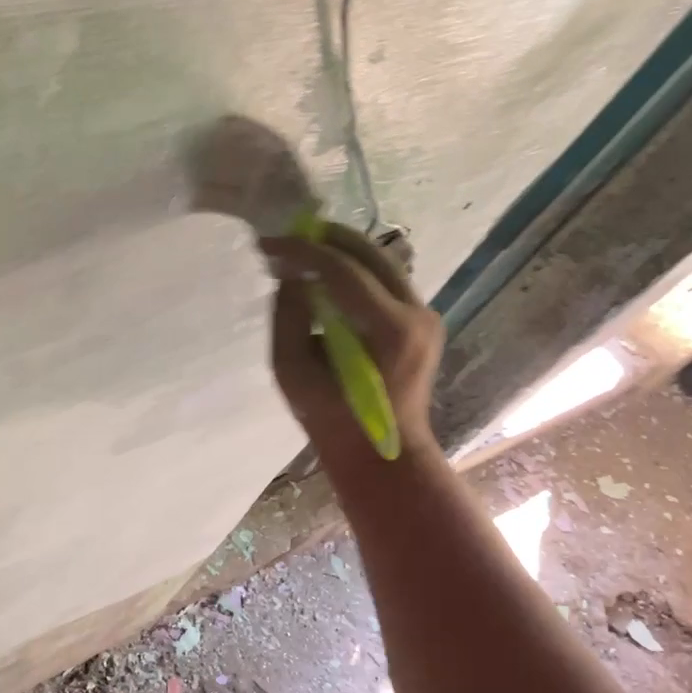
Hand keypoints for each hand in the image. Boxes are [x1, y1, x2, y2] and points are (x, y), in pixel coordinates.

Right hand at [260, 223, 442, 463]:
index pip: (341, 269)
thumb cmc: (331, 419)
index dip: (300, 250)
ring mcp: (425, 315)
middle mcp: (416, 313)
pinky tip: (323, 277)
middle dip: (324, 238)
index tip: (266, 245)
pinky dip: (352, 270)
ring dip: (339, 251)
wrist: (383, 453)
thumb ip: (288, 318)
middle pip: (369, 253)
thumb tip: (291, 277)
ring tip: (300, 252)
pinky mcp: (421, 321)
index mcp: (389, 328)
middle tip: (284, 238)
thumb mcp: (292, 371)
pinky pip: (384, 280)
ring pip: (380, 262)